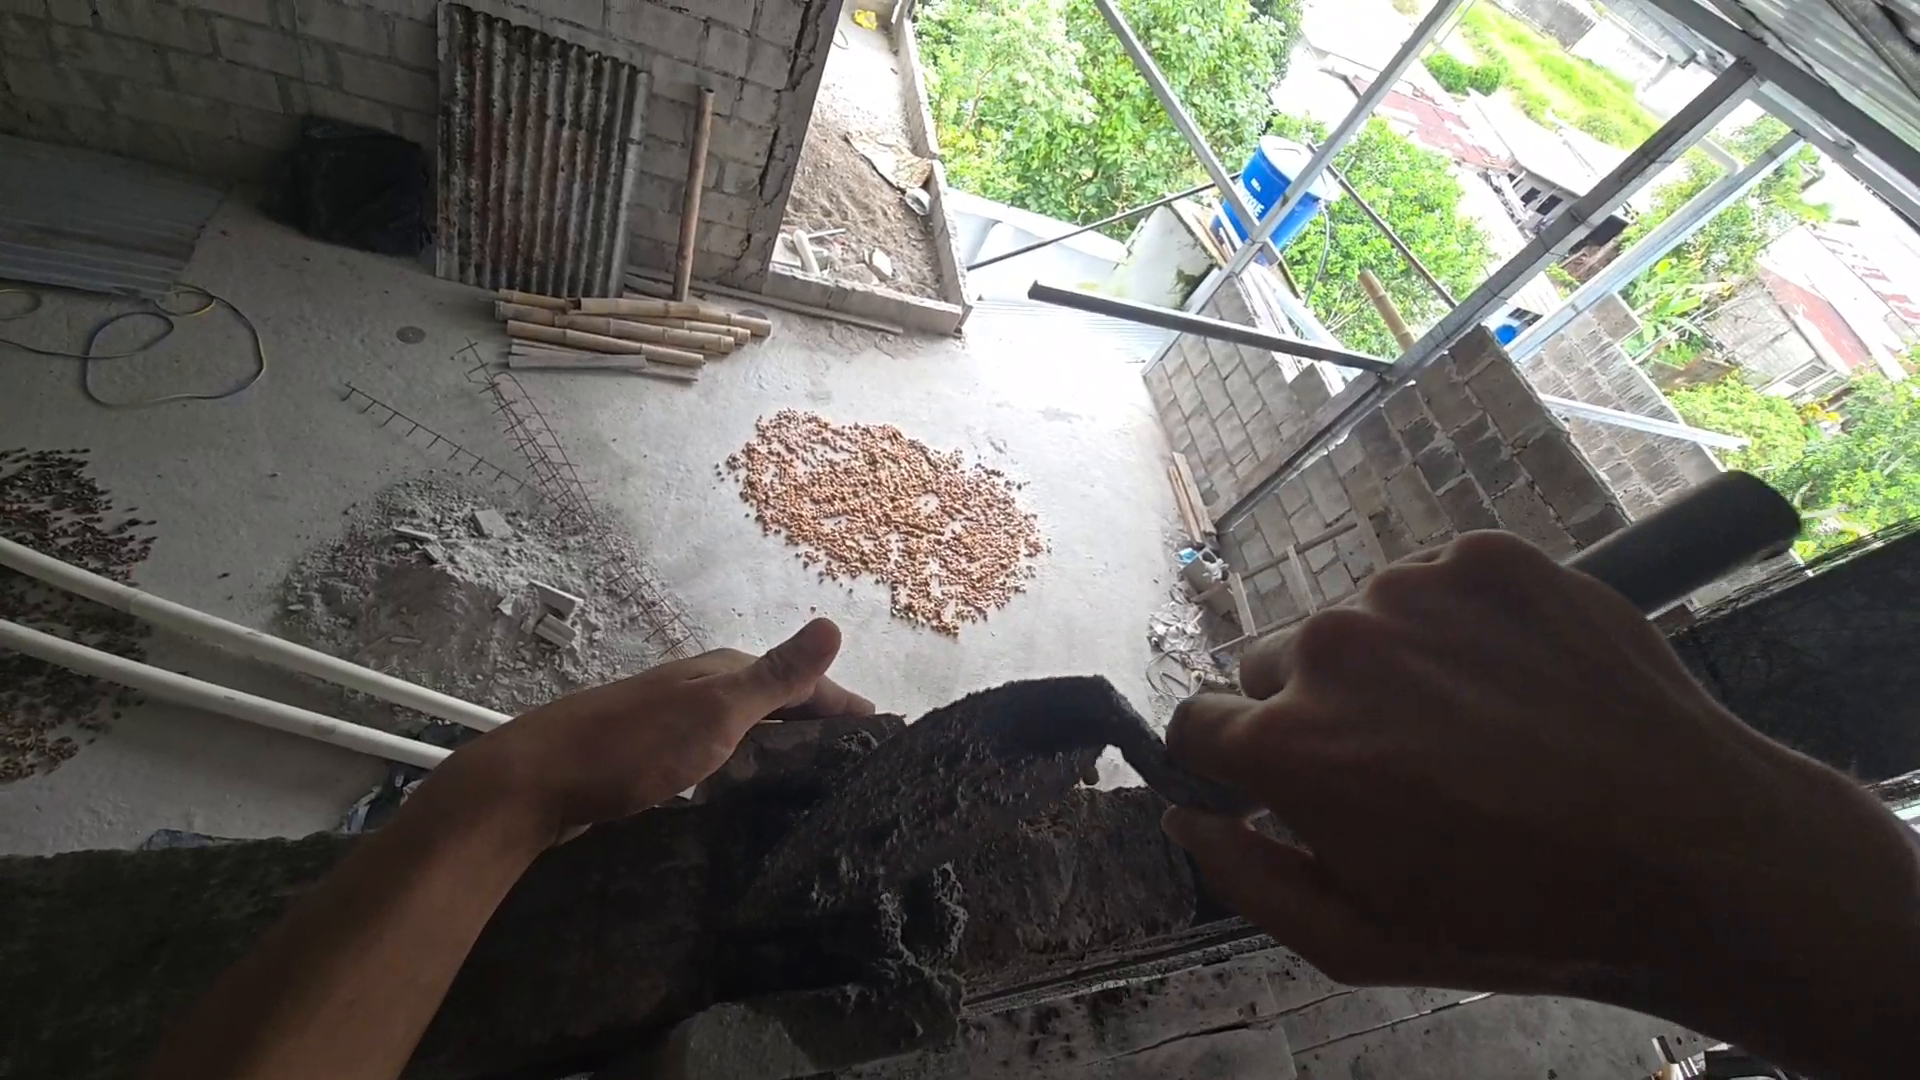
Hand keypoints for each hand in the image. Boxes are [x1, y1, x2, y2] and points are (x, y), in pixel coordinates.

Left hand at [436, 617, 871, 844]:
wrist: (534, 781)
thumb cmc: (635, 746)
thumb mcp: (717, 709)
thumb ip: (778, 673)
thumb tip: (834, 623)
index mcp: (727, 670)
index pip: (805, 680)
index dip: (845, 703)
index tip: (884, 730)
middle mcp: (706, 685)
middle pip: (780, 698)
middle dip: (820, 721)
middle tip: (857, 760)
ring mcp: (678, 715)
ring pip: (751, 724)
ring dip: (786, 741)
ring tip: (817, 776)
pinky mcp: (656, 749)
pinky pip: (724, 747)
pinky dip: (750, 760)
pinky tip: (750, 786)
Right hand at [1162, 532, 1919, 1075]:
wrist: (1710, 857)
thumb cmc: (1519, 914)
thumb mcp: (1360, 940)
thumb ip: (1242, 877)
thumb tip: (1180, 811)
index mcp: (1289, 741)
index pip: (1195, 721)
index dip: (1222, 758)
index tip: (1265, 777)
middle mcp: (1329, 647)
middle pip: (1264, 666)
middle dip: (1301, 710)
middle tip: (1386, 758)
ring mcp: (1406, 589)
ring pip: (1342, 623)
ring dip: (1374, 666)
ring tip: (1457, 719)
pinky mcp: (1479, 555)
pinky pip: (1418, 584)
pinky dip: (1439, 623)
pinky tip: (1496, 674)